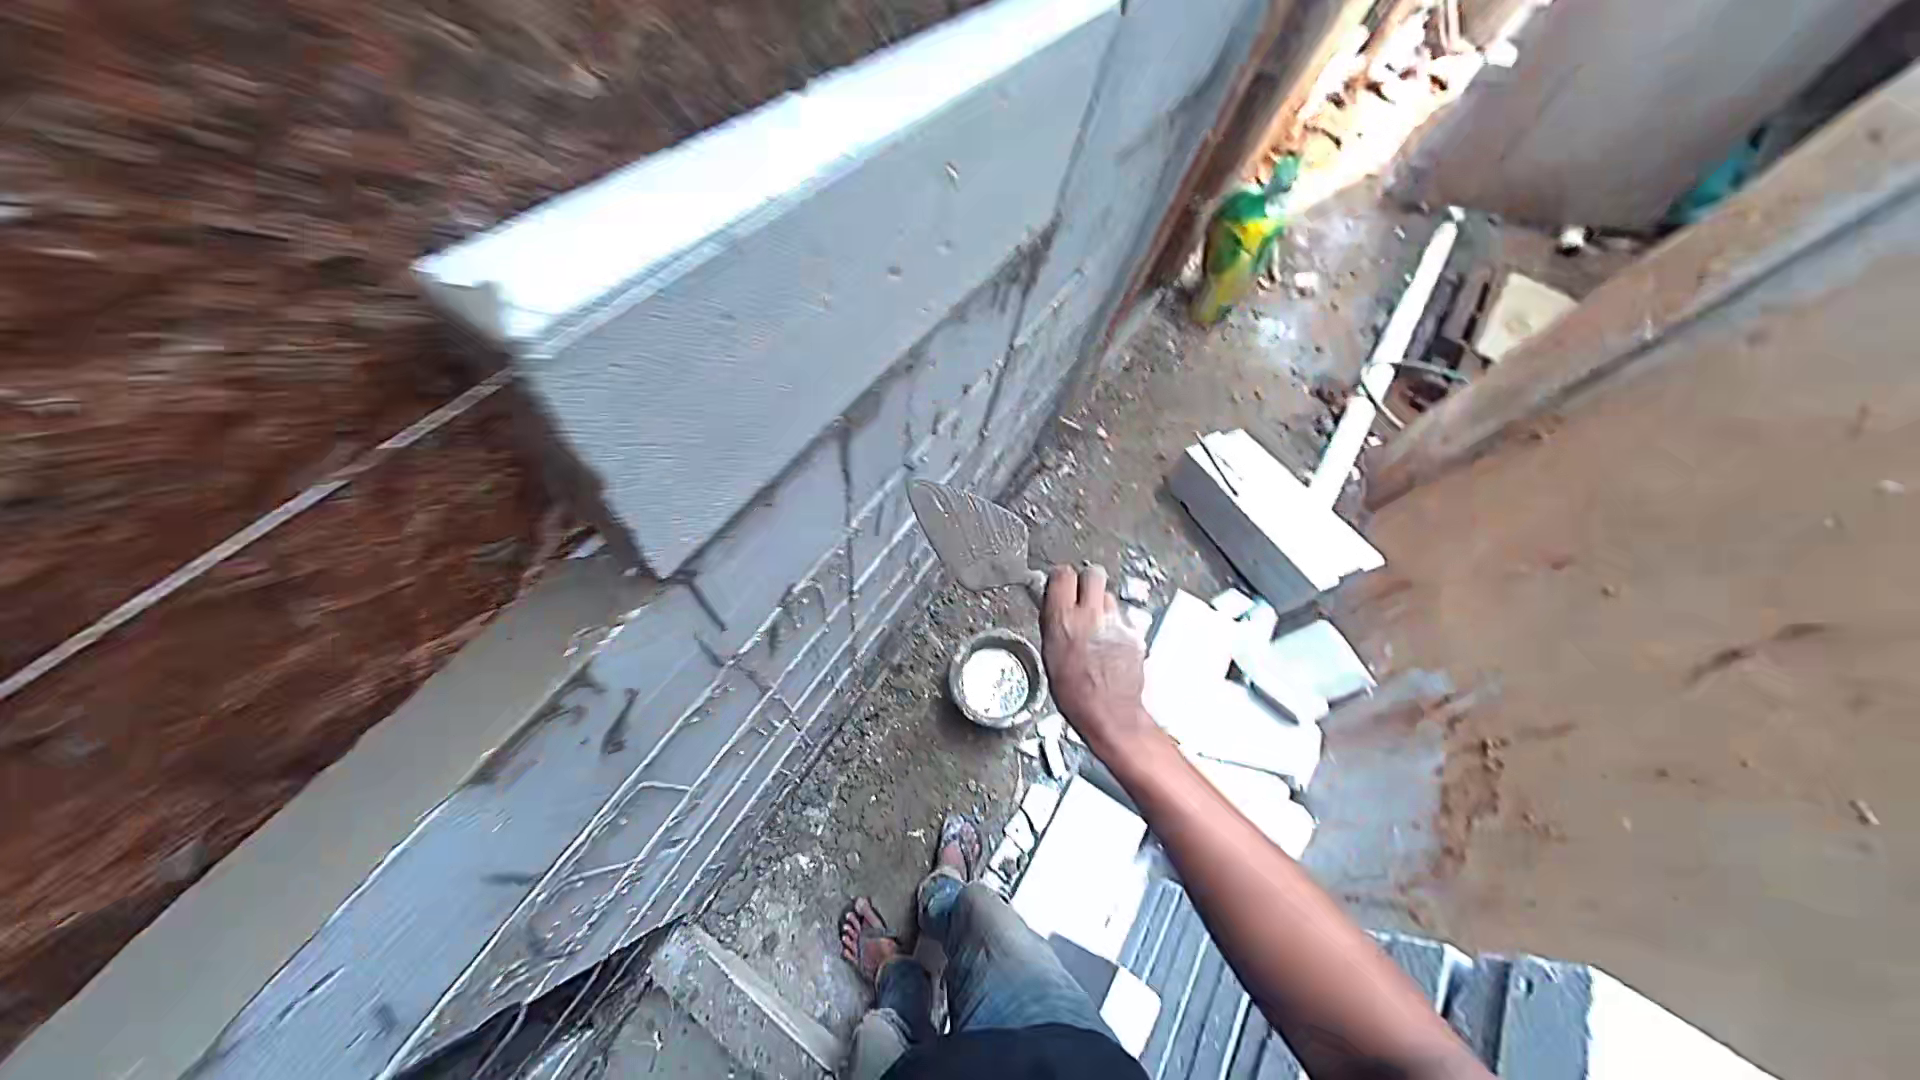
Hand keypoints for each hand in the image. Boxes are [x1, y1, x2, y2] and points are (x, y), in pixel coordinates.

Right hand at [1040, 564, 1154, 751]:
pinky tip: (1109, 642)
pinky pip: (1122, 617)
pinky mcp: (1133, 632)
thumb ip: (1052, 621)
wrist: (1109, 713)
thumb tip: (1051, 601)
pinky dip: (1115, 624)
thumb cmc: (1074, 691)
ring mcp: (1115, 622)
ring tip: (1096, 624)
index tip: (1061, 584)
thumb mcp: (1049, 652)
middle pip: (1093, 573)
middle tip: (1082, 594)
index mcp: (1062, 619)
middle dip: (1087, 581)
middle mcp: (1090, 614)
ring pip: (1110, 595)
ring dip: (1102, 604)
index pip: (1062, 574)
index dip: (1062, 578)